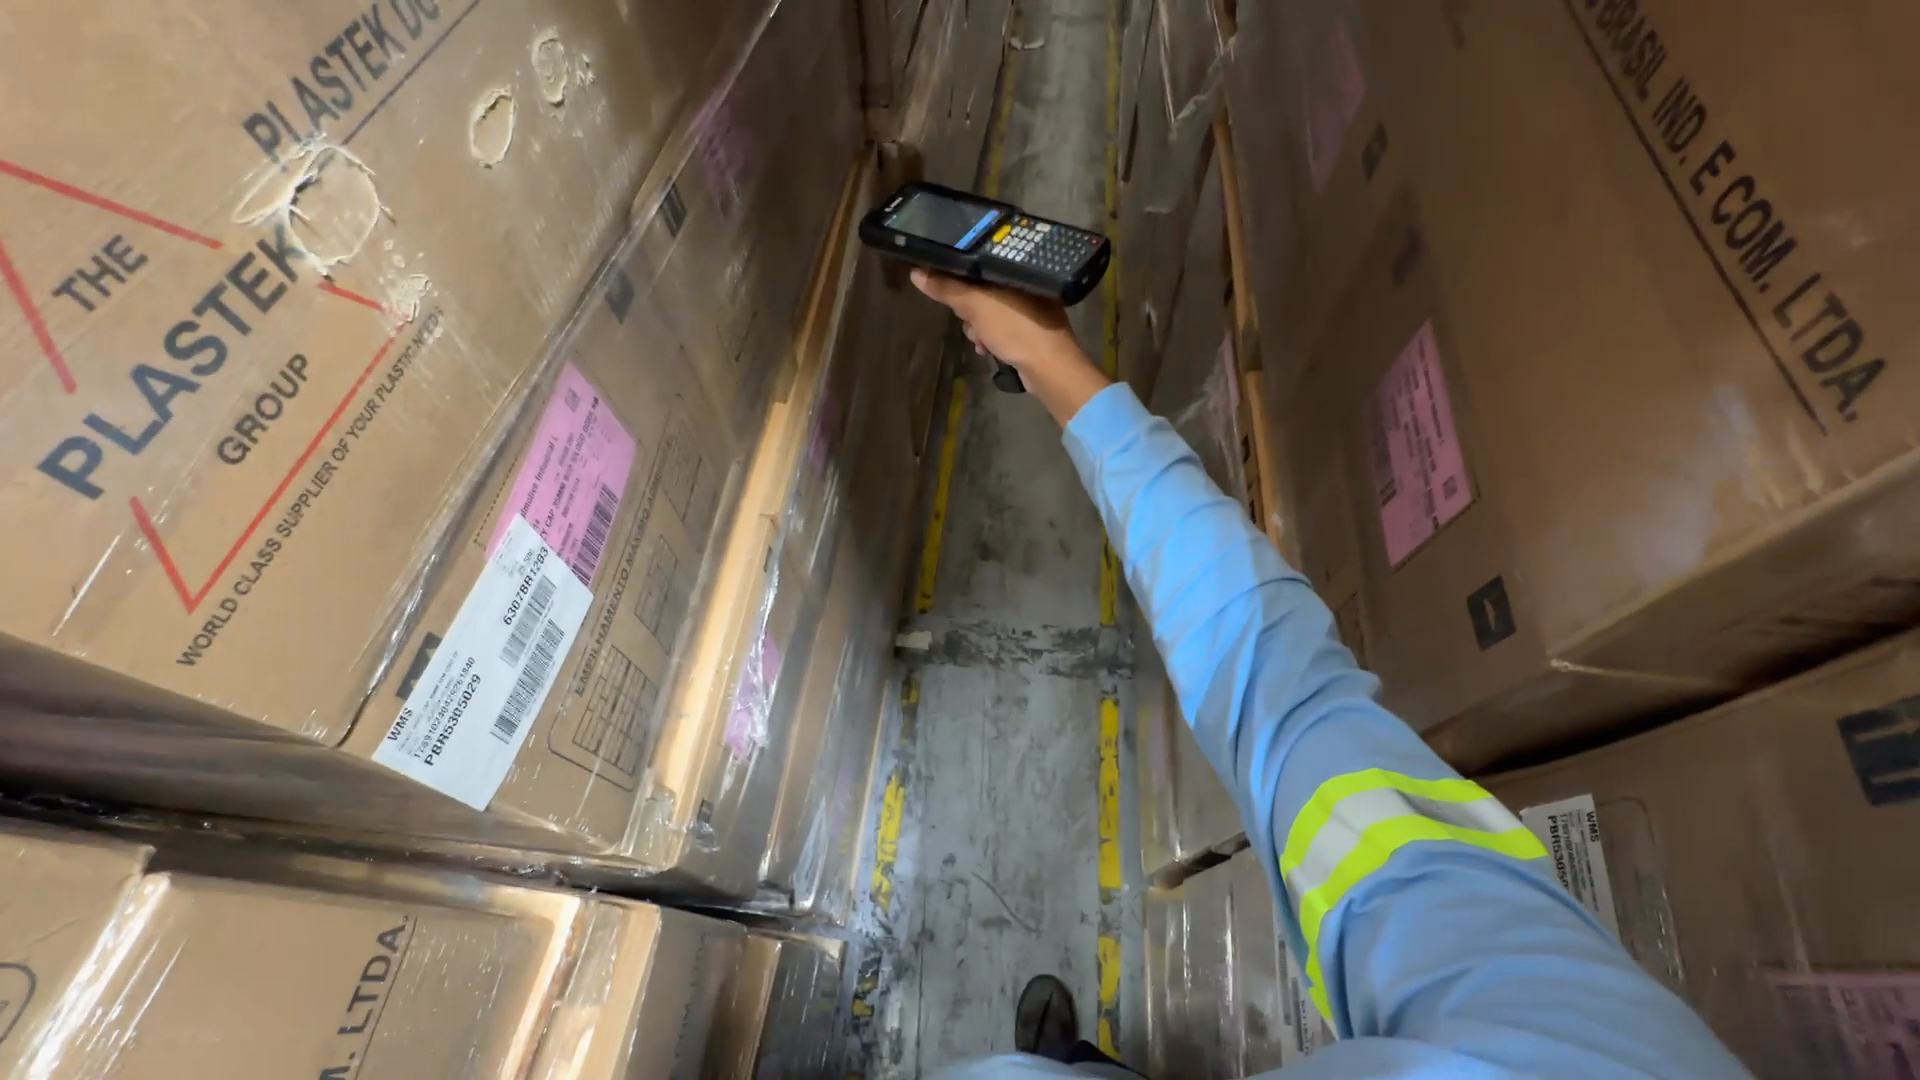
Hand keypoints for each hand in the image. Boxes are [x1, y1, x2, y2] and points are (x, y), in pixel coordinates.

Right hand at [910, 269, 1079, 373]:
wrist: (1048, 366)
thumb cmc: (1014, 328)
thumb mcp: (975, 306)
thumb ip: (946, 289)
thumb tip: (917, 273)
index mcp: (1014, 269)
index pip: (978, 265)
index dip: (959, 279)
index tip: (949, 293)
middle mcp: (1024, 284)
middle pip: (982, 290)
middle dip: (970, 311)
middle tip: (971, 322)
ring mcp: (1031, 307)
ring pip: (990, 312)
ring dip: (979, 328)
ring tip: (982, 341)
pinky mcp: (1032, 329)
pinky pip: (1002, 328)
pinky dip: (992, 338)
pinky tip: (989, 350)